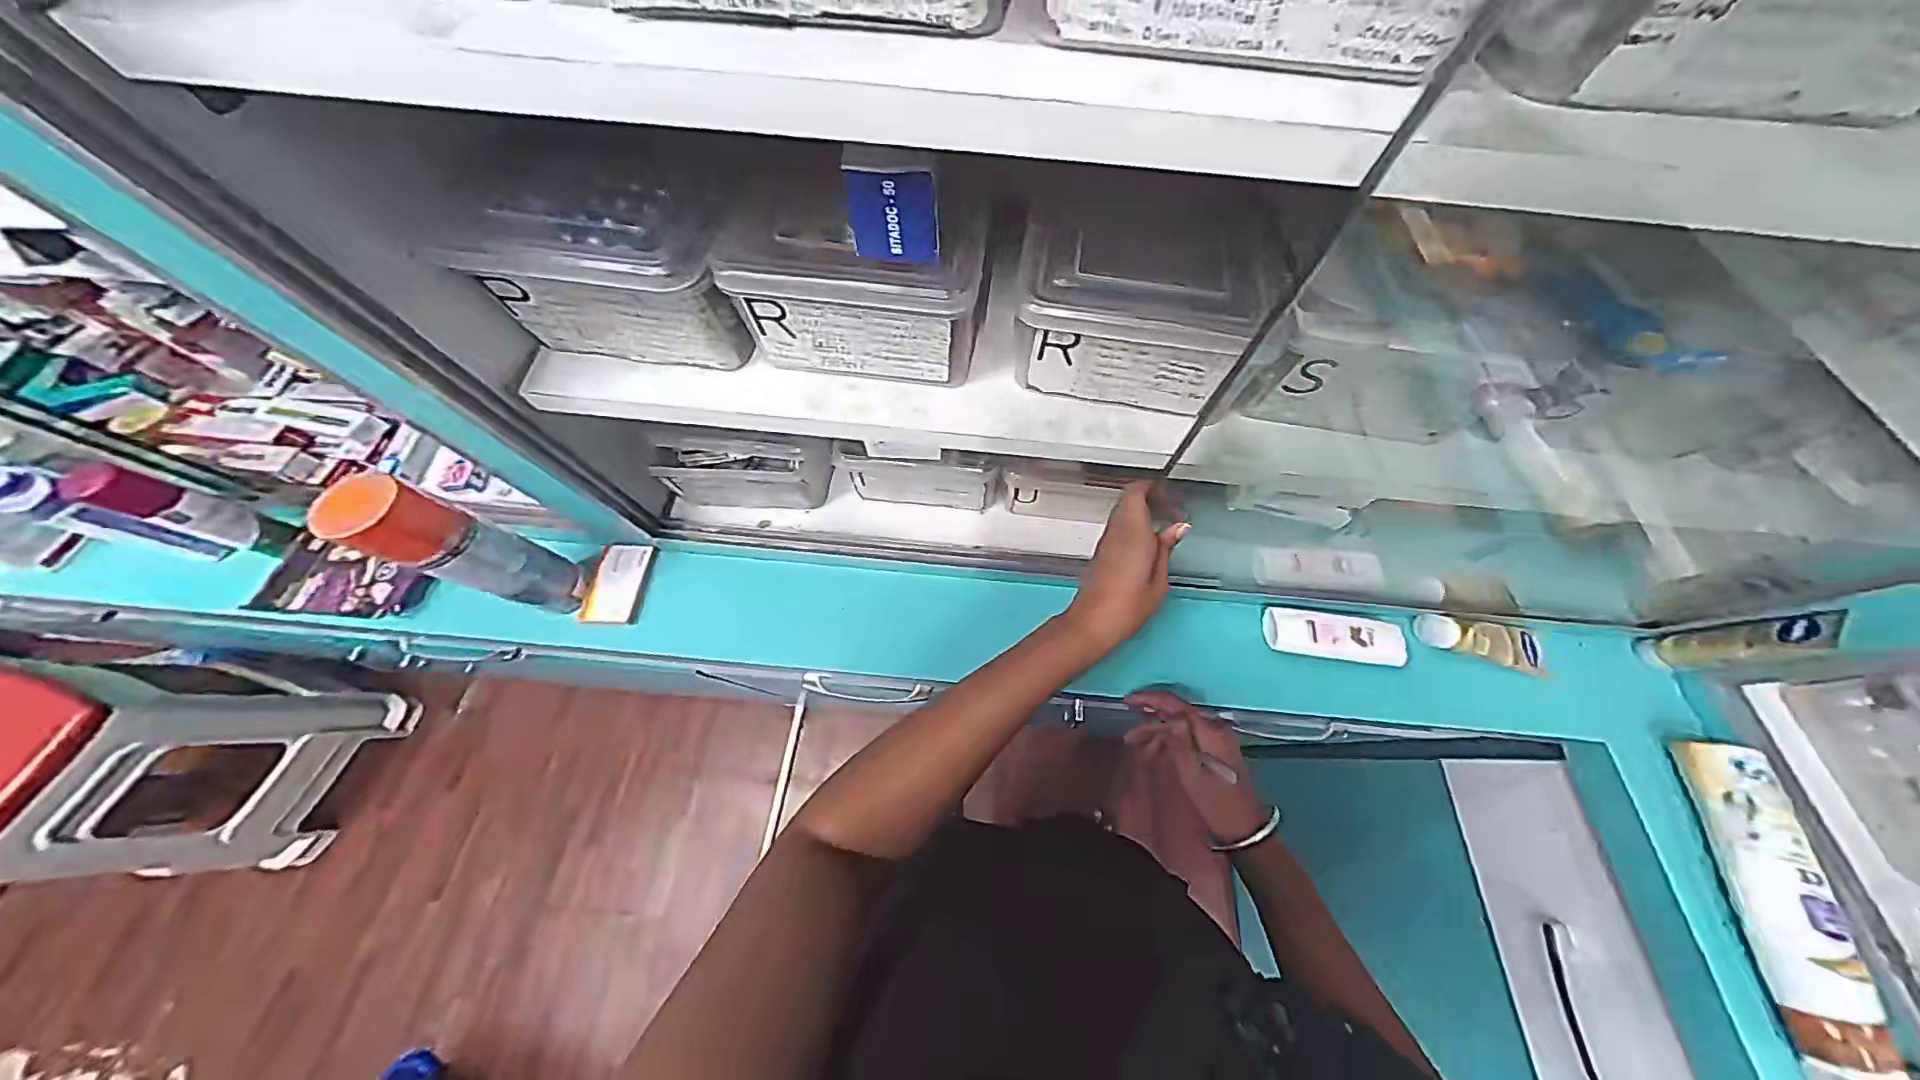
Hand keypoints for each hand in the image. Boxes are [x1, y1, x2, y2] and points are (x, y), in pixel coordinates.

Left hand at [1062, 482, 1188, 651]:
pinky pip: (1117, 530)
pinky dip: (1131, 527)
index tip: (1166, 490)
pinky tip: (1146, 543)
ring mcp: (1105, 543)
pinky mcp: (1100, 554)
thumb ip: (1166, 550)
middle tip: (1168, 508)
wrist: (1092, 623)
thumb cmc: (1125, 607)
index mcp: (1132, 533)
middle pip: (1127, 501)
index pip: (1134, 493)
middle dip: (1148, 498)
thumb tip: (1177, 529)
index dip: (1150, 486)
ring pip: (1121, 514)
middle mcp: (1115, 533)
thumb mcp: (1158, 581)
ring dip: (1139, 513)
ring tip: (1161, 526)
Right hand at [1124, 689, 1269, 845]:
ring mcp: (1219, 734)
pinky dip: (1171, 731)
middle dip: (1151, 709)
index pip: (1176, 705)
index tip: (1128, 700)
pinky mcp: (1218, 743)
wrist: (1244, 824)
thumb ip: (1180, 743)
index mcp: (1210, 732)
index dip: (1150, 699)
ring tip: (1135, 735)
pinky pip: (1190, 728)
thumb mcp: (1192, 776)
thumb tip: (1170, 716)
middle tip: (1128, 712)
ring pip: (1182, 718)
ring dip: (1159, 722)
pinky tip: (1156, 738)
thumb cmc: (1215, 803)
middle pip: (1178, 708)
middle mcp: (1217, 726)